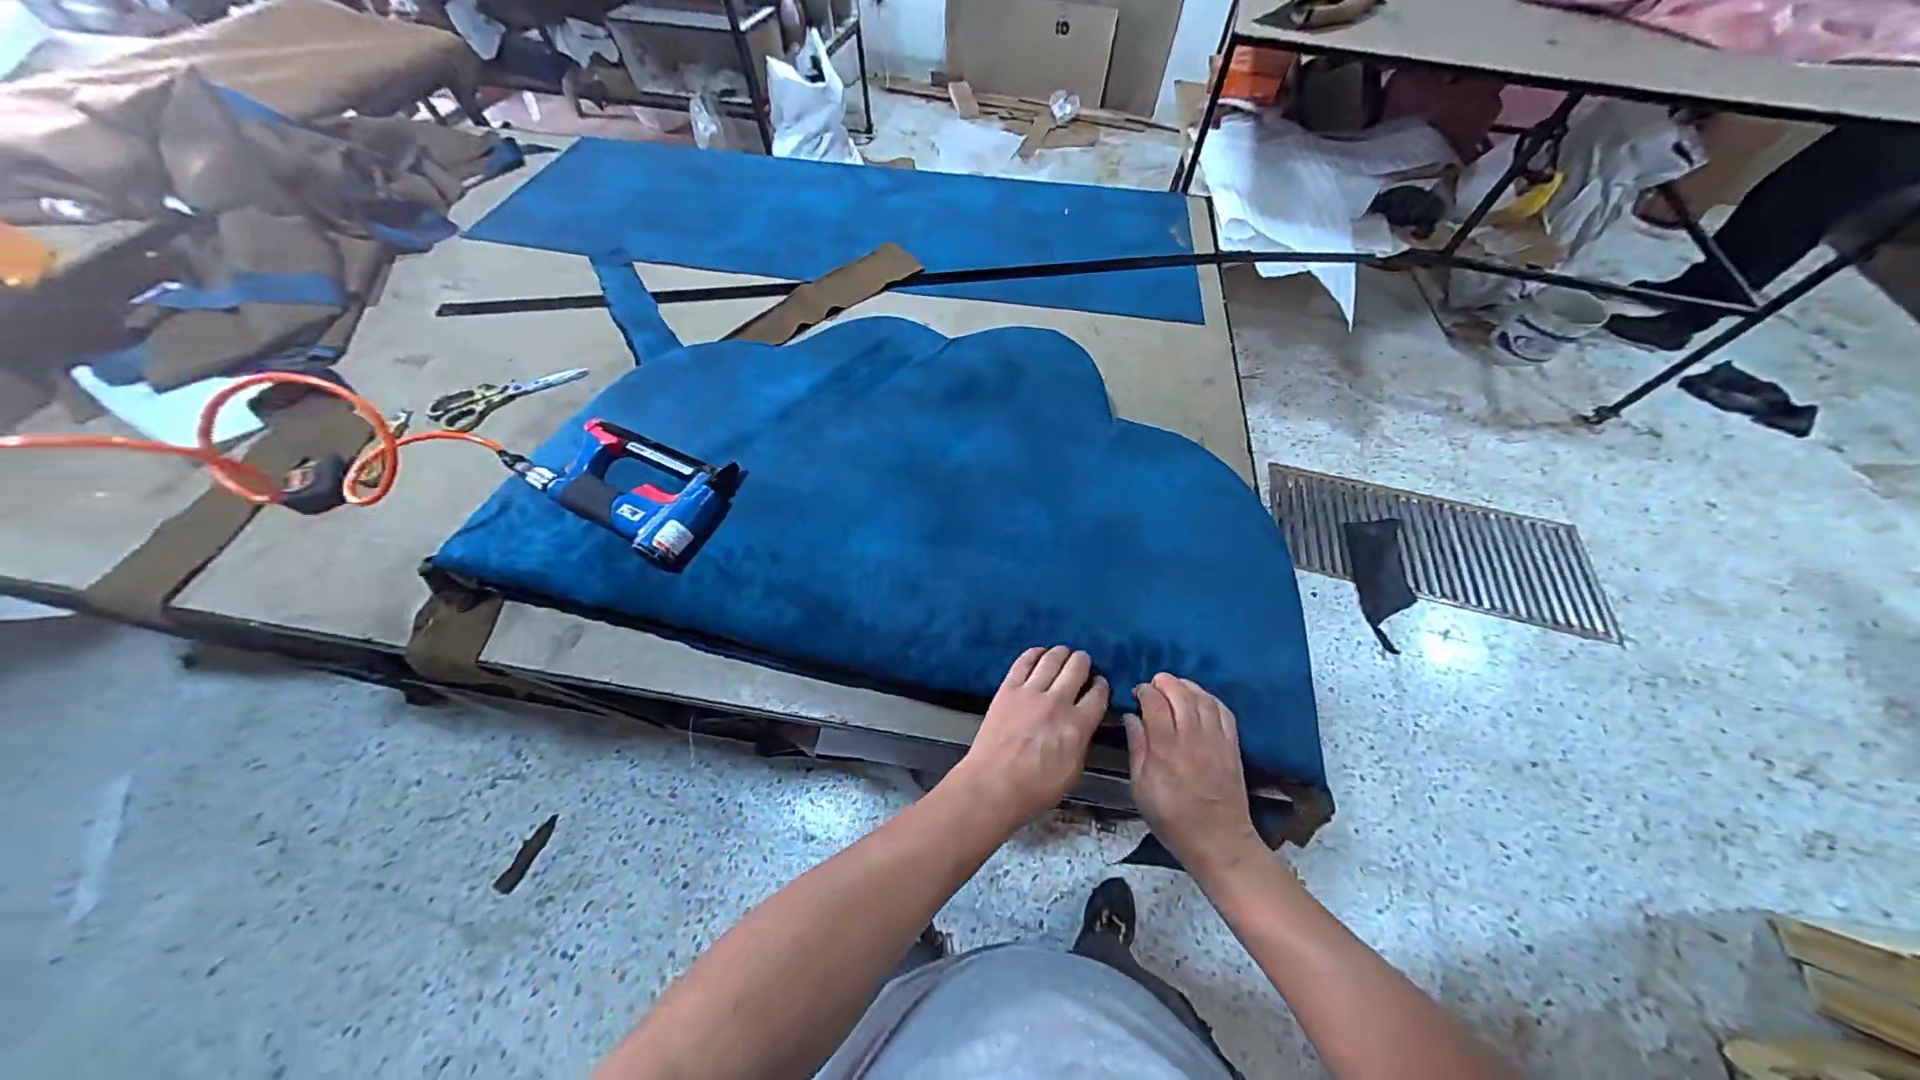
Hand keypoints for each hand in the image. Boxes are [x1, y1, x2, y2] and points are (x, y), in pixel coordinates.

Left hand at [947, 646, 1108, 826]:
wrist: (993, 784)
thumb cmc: (1035, 787)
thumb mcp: (1073, 771)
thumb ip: (1082, 743)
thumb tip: (1085, 726)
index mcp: (1077, 724)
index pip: (1098, 693)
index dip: (1101, 686)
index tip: (1099, 685)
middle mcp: (1056, 701)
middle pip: (1077, 667)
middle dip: (1084, 663)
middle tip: (1083, 665)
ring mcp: (1030, 692)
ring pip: (1052, 658)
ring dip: (1062, 653)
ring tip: (1064, 654)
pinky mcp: (1008, 689)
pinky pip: (1023, 661)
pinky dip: (1035, 653)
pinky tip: (1040, 653)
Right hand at [1125, 674, 1264, 878]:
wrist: (1218, 841)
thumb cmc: (1171, 818)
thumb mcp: (1140, 788)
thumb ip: (1136, 748)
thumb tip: (1131, 717)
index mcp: (1165, 749)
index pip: (1155, 702)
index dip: (1144, 690)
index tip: (1136, 693)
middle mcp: (1192, 738)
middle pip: (1180, 693)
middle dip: (1164, 682)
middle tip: (1154, 685)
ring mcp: (1216, 740)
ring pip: (1203, 698)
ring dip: (1186, 686)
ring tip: (1174, 688)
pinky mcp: (1232, 746)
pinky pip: (1224, 711)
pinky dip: (1210, 698)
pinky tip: (1200, 700)